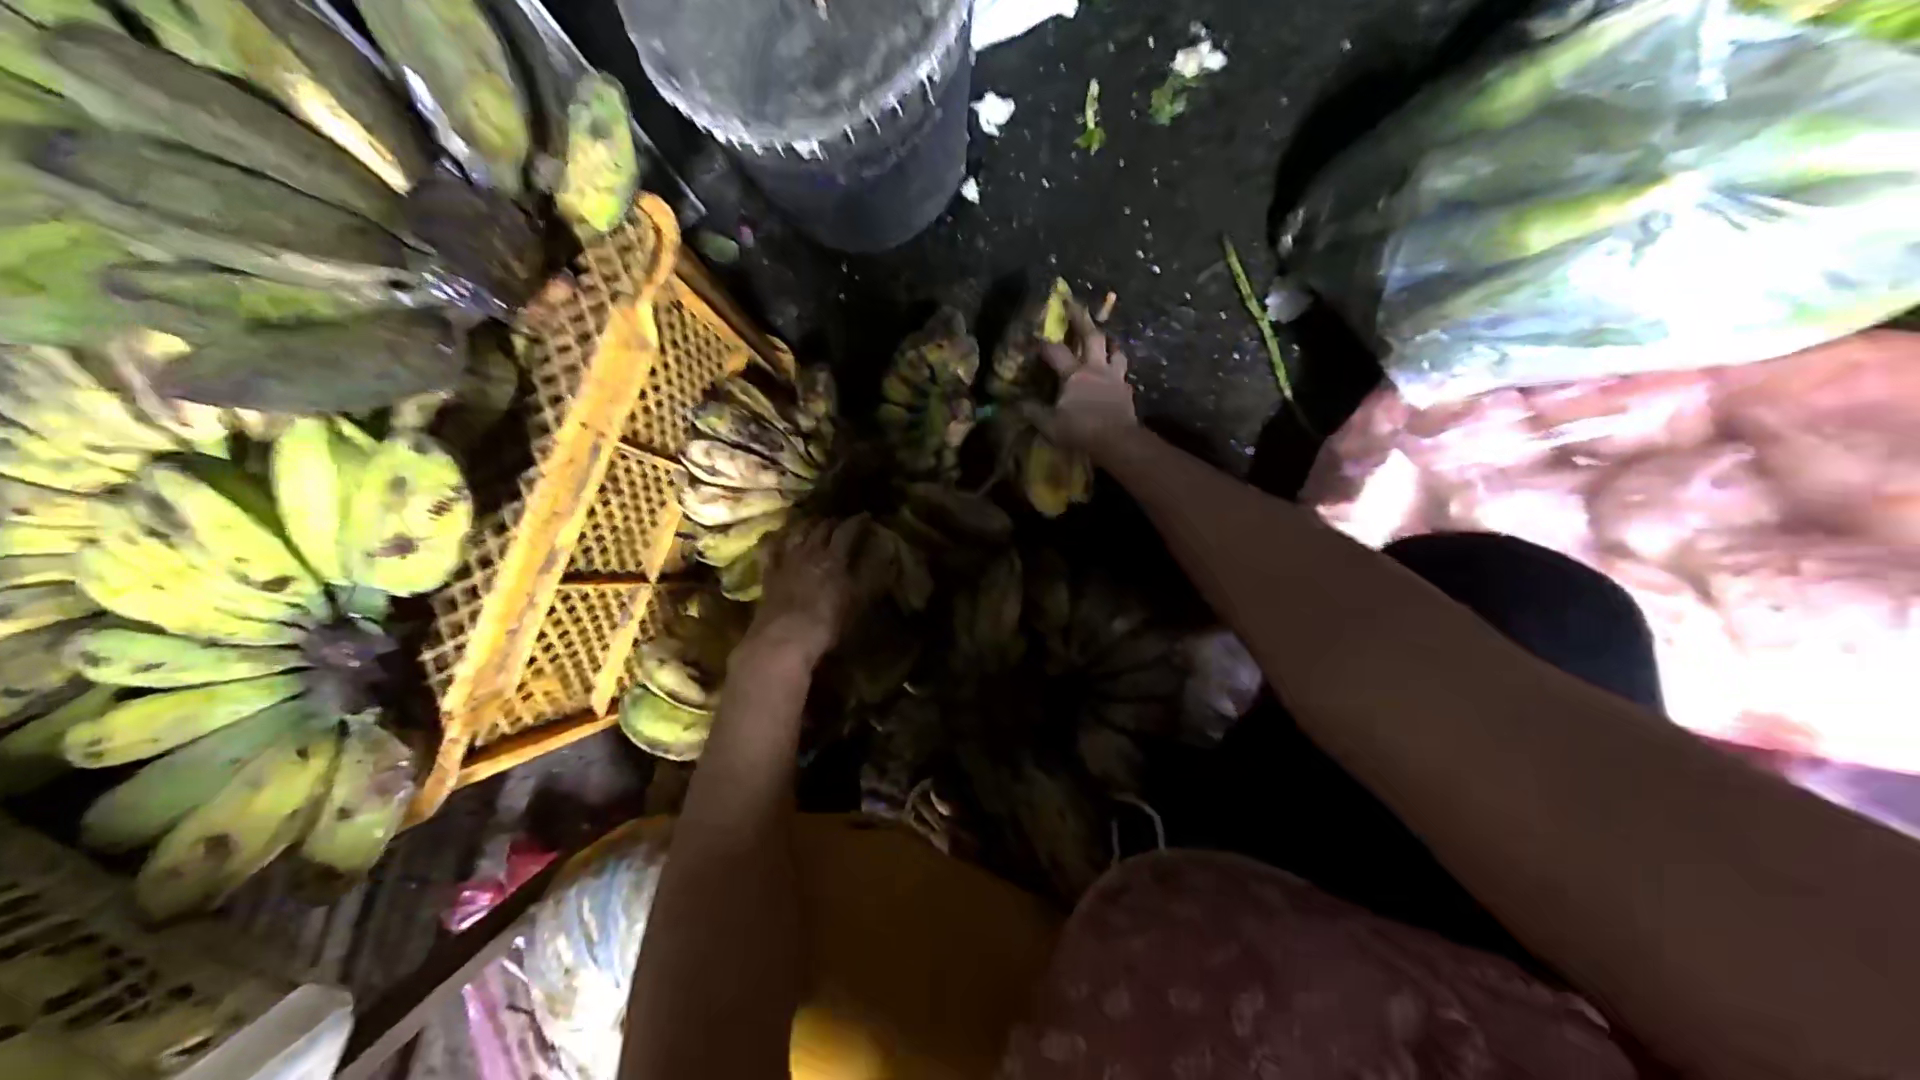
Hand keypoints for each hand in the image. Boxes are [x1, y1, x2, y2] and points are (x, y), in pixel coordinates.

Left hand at [737, 518, 861, 668]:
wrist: (785, 638)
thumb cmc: (828, 622)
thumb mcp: (859, 601)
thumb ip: (873, 575)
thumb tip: (887, 553)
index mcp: (834, 557)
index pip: (848, 530)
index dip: (858, 521)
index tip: (867, 515)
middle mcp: (809, 551)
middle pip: (821, 528)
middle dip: (834, 521)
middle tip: (841, 521)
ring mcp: (786, 560)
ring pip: (796, 532)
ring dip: (807, 524)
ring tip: (814, 522)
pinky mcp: (769, 573)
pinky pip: (770, 548)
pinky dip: (777, 539)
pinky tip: (778, 537)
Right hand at [1037, 302, 1137, 453]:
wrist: (1118, 441)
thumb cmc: (1081, 430)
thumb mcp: (1049, 424)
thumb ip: (1032, 412)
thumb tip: (1015, 404)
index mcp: (1074, 373)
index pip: (1054, 351)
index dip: (1042, 342)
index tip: (1032, 336)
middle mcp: (1096, 368)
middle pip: (1092, 336)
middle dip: (1082, 318)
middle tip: (1075, 304)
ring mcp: (1115, 378)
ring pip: (1115, 351)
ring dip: (1109, 342)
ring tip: (1105, 339)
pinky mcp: (1126, 391)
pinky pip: (1123, 374)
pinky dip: (1117, 371)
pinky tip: (1115, 375)